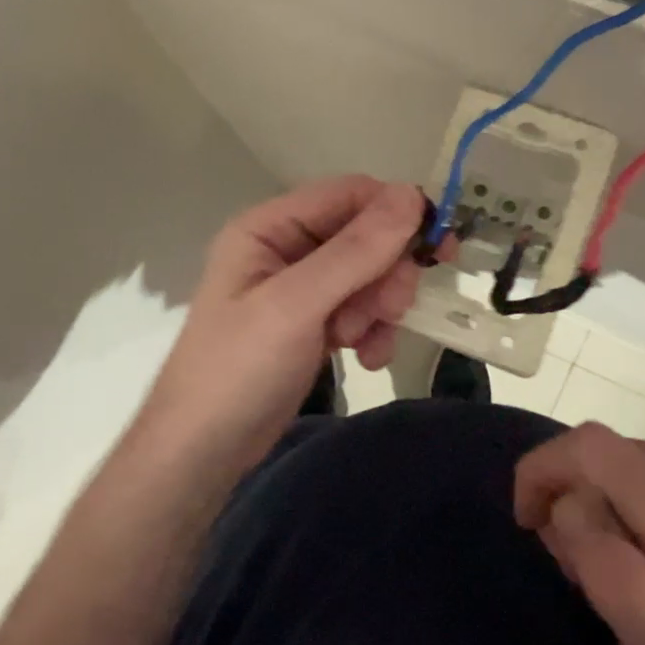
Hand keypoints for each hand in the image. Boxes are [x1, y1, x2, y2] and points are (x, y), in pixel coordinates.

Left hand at [140, 176, 446, 453]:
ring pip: (367, 278)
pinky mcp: (309, 327)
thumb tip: (410, 195)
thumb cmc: (239, 369)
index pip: (347, 195)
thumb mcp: (296, 305)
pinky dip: (371, 333)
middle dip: (385, 274)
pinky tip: (365, 359)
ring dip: (378, 309)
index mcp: (267, 228)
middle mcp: (283, 250)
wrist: (204, 449)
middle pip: (363, 237)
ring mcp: (297, 292)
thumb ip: (354, 251)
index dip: (396, 213)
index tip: (440, 246)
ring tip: (361, 343)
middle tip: (389, 311)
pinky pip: (358, 313)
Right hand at [514, 424, 644, 644]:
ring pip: (629, 456)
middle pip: (607, 456)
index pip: (596, 449)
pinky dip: (639, 491)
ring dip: (610, 500)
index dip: (543, 469)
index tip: (531, 521)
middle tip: (594, 569)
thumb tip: (571, 508)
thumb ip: (613, 583)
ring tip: (639, 562)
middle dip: (578, 502)